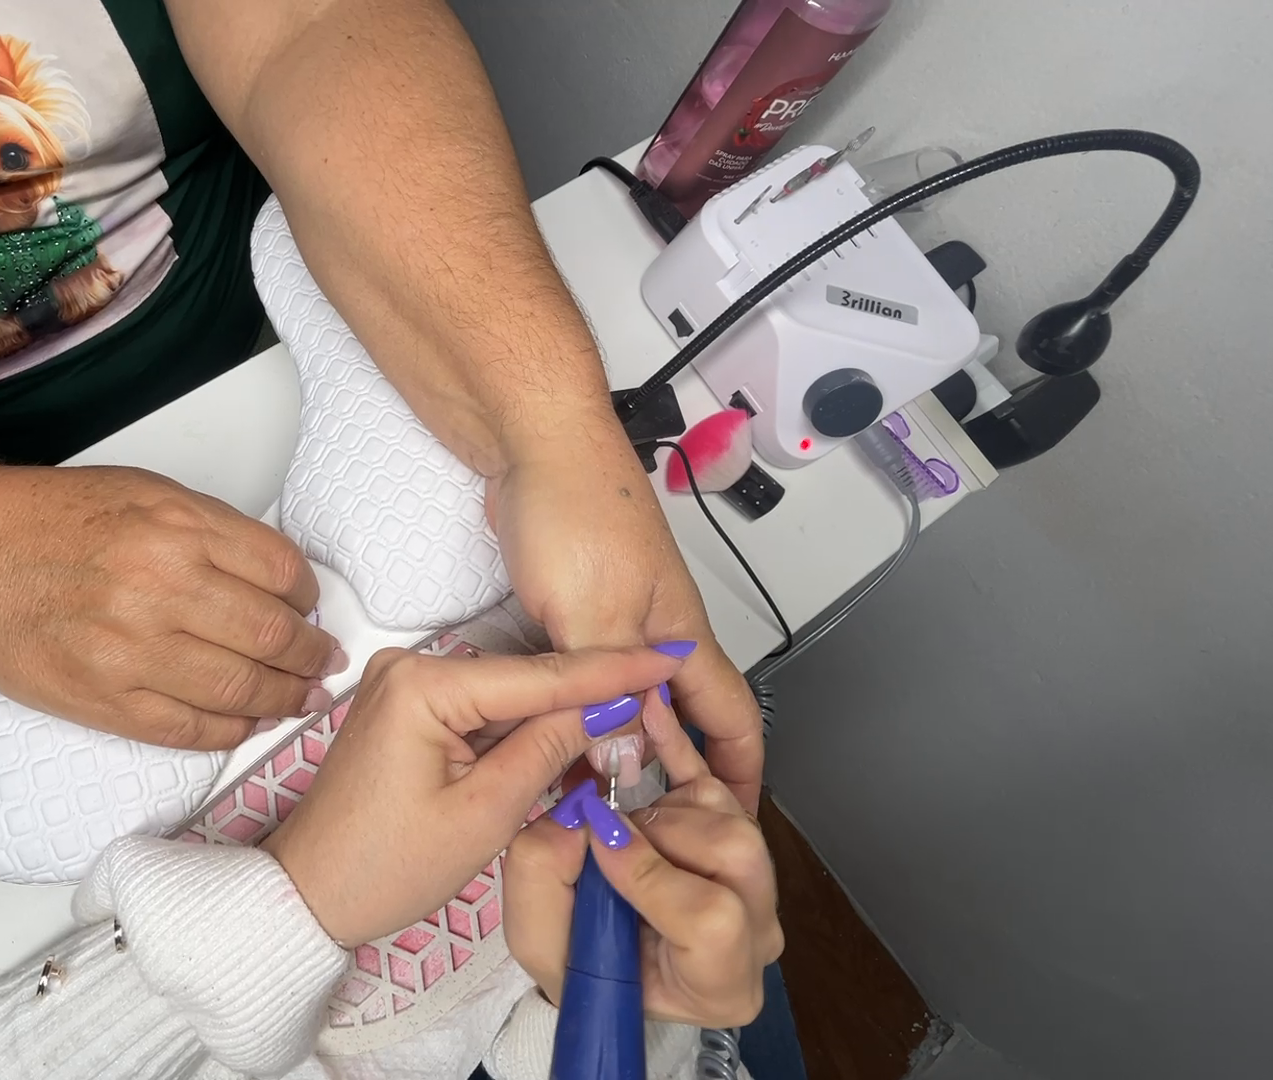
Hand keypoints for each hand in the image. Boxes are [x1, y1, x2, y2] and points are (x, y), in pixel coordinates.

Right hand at [0, 465, 342, 749]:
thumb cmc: (59, 519)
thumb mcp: (151, 496)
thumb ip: (217, 534)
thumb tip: (281, 584)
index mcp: (179, 529)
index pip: (282, 571)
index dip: (310, 597)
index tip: (313, 609)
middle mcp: (161, 588)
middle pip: (272, 635)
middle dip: (313, 655)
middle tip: (326, 662)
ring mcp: (131, 651)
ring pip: (240, 690)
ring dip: (286, 698)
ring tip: (305, 698)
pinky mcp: (103, 700)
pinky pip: (188, 730)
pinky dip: (231, 732)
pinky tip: (250, 723)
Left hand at [260, 644, 684, 945]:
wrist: (311, 889)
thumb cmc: (386, 866)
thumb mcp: (483, 815)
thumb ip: (546, 751)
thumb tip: (605, 709)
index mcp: (424, 686)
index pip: (538, 674)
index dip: (611, 667)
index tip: (669, 653)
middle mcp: (411, 666)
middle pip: (521, 678)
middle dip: (588, 692)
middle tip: (659, 692)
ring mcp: (406, 681)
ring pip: (503, 693)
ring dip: (556, 711)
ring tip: (626, 716)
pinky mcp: (407, 703)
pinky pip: (478, 706)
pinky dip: (518, 724)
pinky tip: (565, 733)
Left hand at [488, 431, 763, 810]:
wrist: (533, 446)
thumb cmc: (578, 515)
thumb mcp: (595, 613)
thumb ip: (614, 691)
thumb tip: (631, 766)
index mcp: (680, 636)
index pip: (731, 716)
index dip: (739, 770)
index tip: (732, 822)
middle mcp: (652, 632)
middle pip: (675, 714)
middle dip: (668, 768)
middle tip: (641, 822)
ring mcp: (610, 616)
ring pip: (624, 696)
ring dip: (616, 739)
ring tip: (591, 791)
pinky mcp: (572, 604)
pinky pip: (585, 672)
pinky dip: (577, 705)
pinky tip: (553, 728)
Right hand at [505, 692, 782, 1026]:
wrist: (595, 948)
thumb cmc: (573, 958)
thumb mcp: (539, 940)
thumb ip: (545, 878)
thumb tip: (578, 813)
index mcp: (715, 984)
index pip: (713, 921)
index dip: (650, 871)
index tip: (596, 840)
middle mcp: (753, 932)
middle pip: (734, 855)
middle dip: (656, 827)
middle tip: (604, 820)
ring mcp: (753, 879)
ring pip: (730, 816)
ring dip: (661, 802)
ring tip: (616, 808)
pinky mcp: (730, 827)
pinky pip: (713, 777)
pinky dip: (679, 743)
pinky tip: (651, 707)